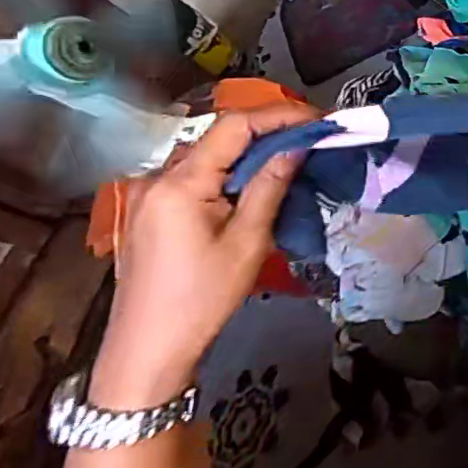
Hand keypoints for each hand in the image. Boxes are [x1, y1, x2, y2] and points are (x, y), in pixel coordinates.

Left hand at [88, 104, 318, 407]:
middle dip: (270, 128)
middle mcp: (157, 180)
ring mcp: (148, 195)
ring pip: (208, 152)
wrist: (147, 352)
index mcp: (179, 184)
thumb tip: (297, 145)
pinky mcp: (150, 210)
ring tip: (293, 153)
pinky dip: (231, 167)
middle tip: (313, 134)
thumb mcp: (248, 240)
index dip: (280, 115)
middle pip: (219, 135)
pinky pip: (196, 172)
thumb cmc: (202, 297)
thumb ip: (271, 185)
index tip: (320, 119)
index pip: (234, 126)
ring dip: (251, 147)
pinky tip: (256, 179)